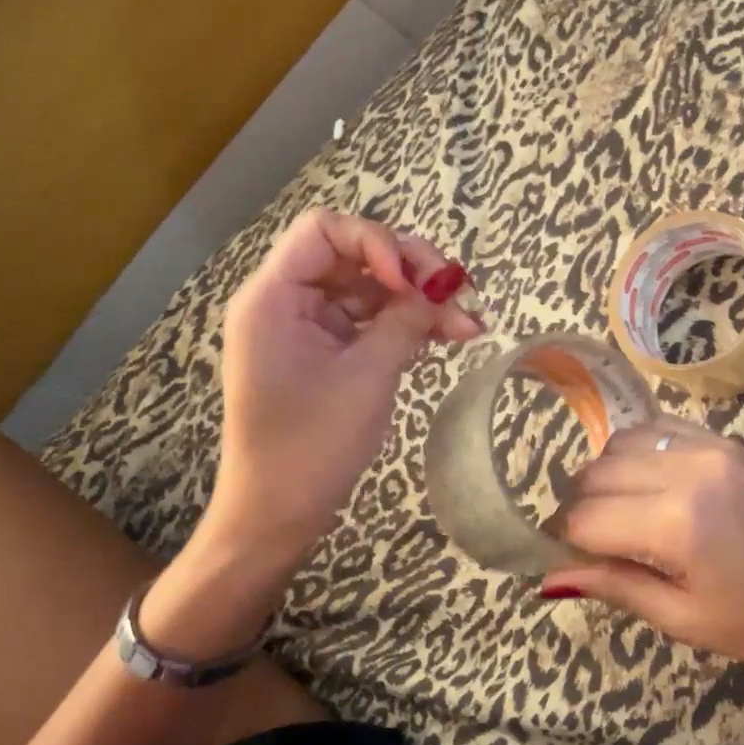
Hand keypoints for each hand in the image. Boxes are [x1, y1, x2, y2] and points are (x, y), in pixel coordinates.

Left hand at [207, 208, 483, 561]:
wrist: (277, 514)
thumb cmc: (310, 445)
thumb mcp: (367, 376)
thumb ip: (406, 320)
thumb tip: (443, 288)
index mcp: (274, 298)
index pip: (324, 230)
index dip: (375, 242)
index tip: (411, 282)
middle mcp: (288, 301)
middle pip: (356, 254)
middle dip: (412, 269)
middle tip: (459, 293)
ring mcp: (309, 326)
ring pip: (373, 287)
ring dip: (421, 299)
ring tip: (469, 325)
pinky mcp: (328, 351)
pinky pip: (373, 319)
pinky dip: (410, 323)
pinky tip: (450, 335)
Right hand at [542, 417, 743, 692]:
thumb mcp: (687, 620)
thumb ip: (617, 587)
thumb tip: (551, 577)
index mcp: (677, 523)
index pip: (586, 518)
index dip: (562, 539)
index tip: (559, 557)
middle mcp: (689, 470)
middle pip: (599, 471)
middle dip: (580, 506)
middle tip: (585, 541)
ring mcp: (714, 447)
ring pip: (627, 440)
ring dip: (606, 472)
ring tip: (616, 512)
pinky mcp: (732, 442)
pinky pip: (666, 426)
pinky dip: (641, 447)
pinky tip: (646, 480)